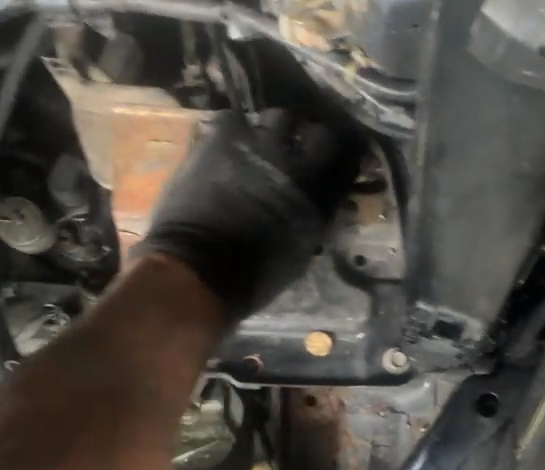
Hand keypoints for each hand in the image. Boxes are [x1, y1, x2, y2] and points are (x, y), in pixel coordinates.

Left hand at [133, 109, 362, 322]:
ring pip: (278, 117)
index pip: (346, 157)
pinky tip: (231, 145)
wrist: (199, 268)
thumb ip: (313, 217)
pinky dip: (237, 130)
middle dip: (312, 138)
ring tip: (264, 144)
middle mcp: (294, 163)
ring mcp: (256, 145)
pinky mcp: (219, 138)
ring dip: (275, 129)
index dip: (344, 154)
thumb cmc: (253, 276)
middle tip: (301, 148)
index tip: (338, 159)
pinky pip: (235, 119)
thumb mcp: (299, 252)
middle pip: (317, 129)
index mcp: (317, 195)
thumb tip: (317, 200)